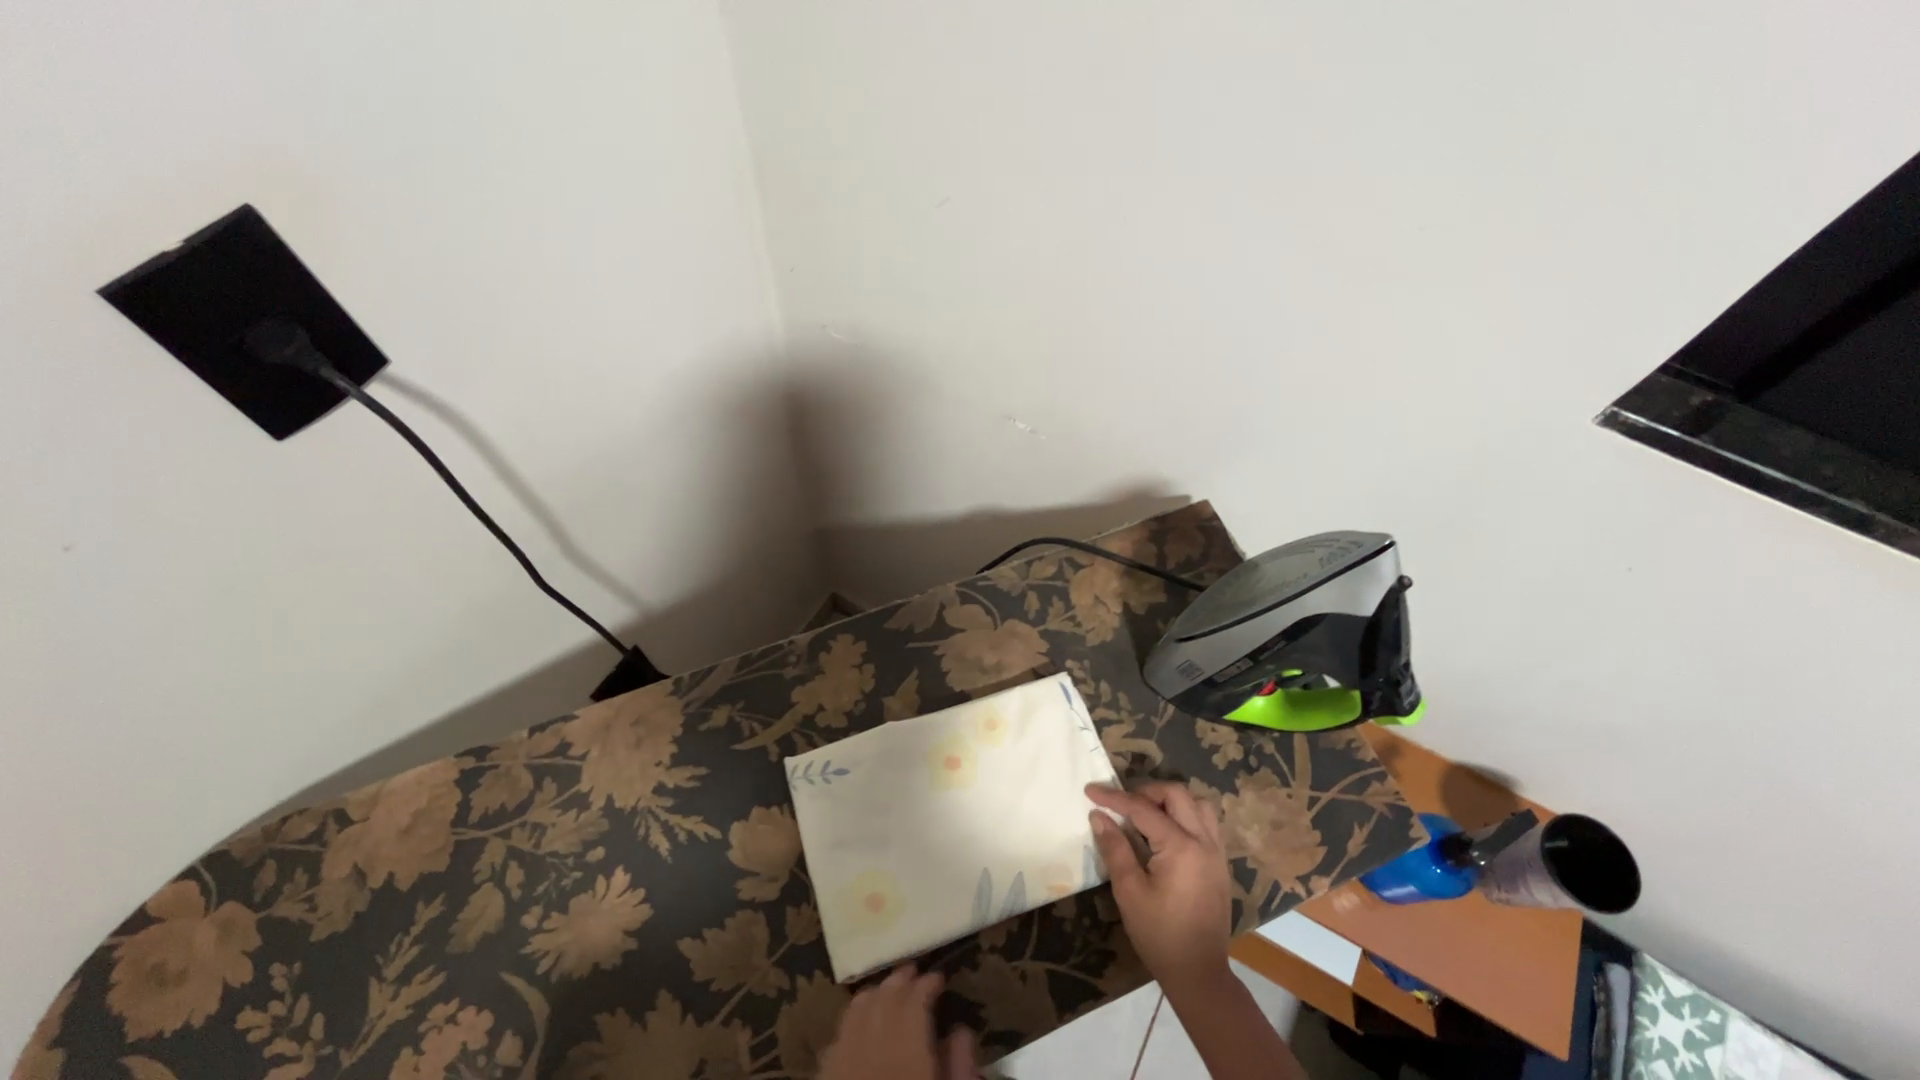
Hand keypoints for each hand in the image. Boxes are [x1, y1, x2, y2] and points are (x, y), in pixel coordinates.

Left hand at [818, 965, 976, 1079]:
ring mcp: (842, 1068)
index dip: (927, 985)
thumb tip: (960, 1032)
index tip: (939, 977)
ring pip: (854, 1015)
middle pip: (882, 1003)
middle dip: (898, 982)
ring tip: (888, 989)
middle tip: (913, 971)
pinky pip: (836, 1041)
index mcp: (908, 1057)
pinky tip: (859, 1024)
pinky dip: (851, 1021)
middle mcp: (871, 1054)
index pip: (915, 1003)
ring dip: (873, 996)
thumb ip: (961, 1069)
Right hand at [1086, 781, 1233, 992]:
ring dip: (1170, 800)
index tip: (1090, 790)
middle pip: (1177, 794)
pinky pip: (1206, 823)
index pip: (1143, 808)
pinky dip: (1185, 815)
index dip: (1114, 797)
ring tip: (1145, 812)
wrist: (1198, 972)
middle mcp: (1204, 841)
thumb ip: (1115, 848)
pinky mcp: (1220, 863)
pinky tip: (1166, 831)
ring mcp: (1217, 852)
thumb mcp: (1129, 891)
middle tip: (1120, 801)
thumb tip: (1098, 816)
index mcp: (1181, 847)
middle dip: (1145, 791)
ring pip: (1198, 804)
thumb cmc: (1159, 934)